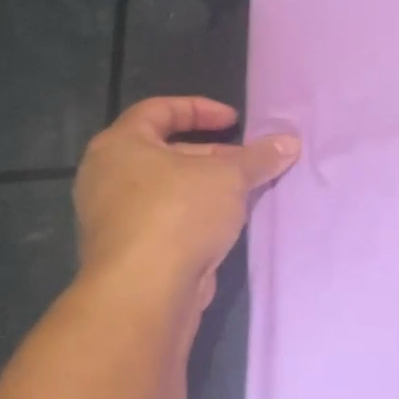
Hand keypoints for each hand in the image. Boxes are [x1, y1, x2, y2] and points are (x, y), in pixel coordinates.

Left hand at [73, 97, 299, 307]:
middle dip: (212, 153)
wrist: (145, 289)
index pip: (158, 110)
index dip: (199, 109)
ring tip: (246, 191)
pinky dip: (196, 213)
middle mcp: (108, 175)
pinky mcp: (129, 248)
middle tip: (248, 161)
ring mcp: (115, 215)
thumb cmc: (179, 213)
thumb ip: (259, 157)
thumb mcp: (230, 176)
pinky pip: (167, 217)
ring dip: (207, 186)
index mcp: (120, 146)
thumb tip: (290, 142)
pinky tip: (228, 223)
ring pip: (168, 187)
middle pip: (165, 151)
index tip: (234, 120)